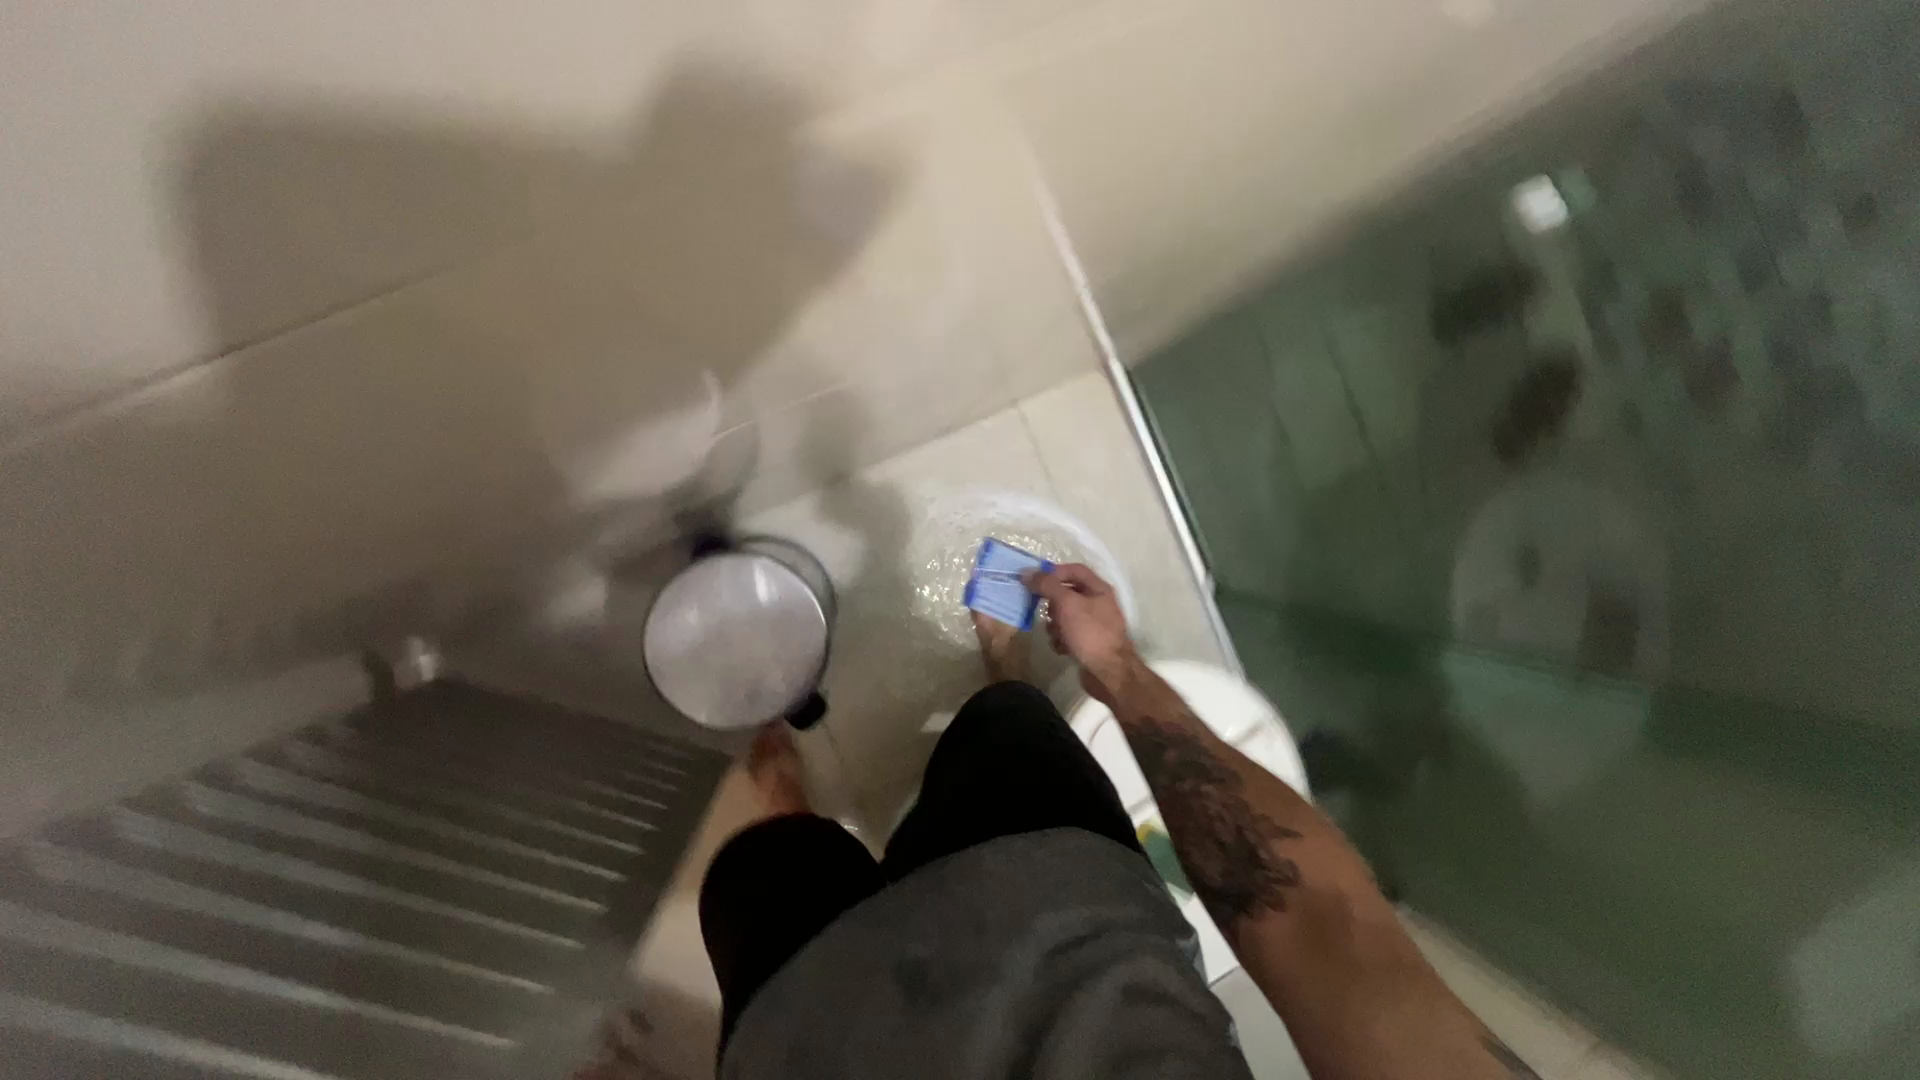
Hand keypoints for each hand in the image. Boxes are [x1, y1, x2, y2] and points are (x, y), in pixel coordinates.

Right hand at [1024, 563, 1141, 701]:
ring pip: (1064, 615)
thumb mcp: (1067, 604)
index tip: (1035, 582)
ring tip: (1055, 634)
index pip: (1073, 570)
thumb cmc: (1090, 633)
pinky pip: (1067, 634)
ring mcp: (1093, 624)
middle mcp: (1097, 603)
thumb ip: (1047, 586)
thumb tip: (1027, 573)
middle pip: (1066, 593)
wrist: (1108, 672)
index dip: (1053, 572)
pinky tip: (1062, 648)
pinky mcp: (1087, 642)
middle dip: (1052, 604)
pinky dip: (1061, 639)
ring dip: (1054, 624)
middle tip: (1043, 611)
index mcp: (1098, 588)